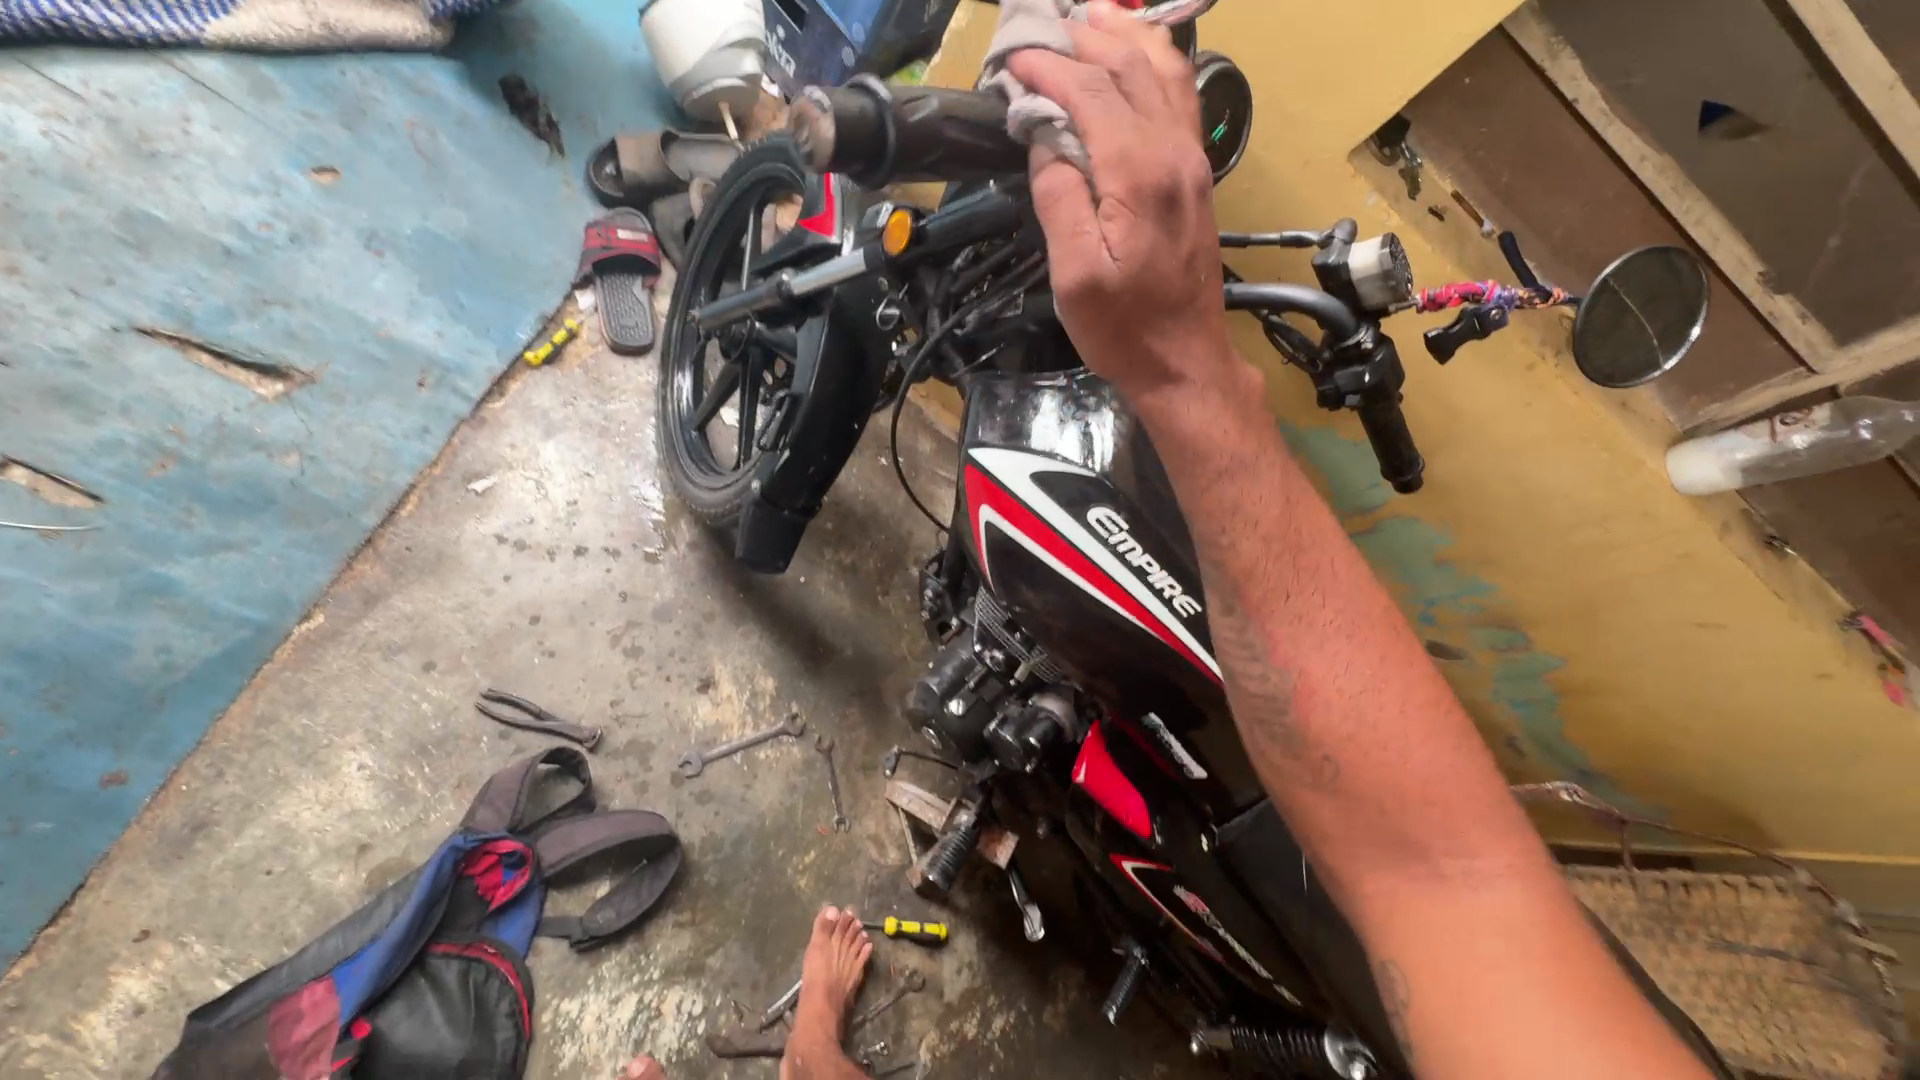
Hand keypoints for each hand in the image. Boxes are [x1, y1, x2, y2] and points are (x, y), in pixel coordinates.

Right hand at [1006, 2, 1235, 404]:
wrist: (1184, 360)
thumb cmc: (1124, 328)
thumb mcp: (1074, 275)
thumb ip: (1058, 198)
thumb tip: (1045, 139)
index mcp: (1138, 172)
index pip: (1088, 92)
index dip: (1046, 69)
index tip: (1010, 60)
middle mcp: (1173, 152)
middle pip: (1128, 67)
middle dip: (1082, 38)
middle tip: (1042, 26)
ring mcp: (1191, 161)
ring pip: (1164, 72)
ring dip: (1125, 36)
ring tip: (1090, 17)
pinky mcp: (1196, 176)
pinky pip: (1181, 99)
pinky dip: (1156, 64)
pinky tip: (1137, 57)